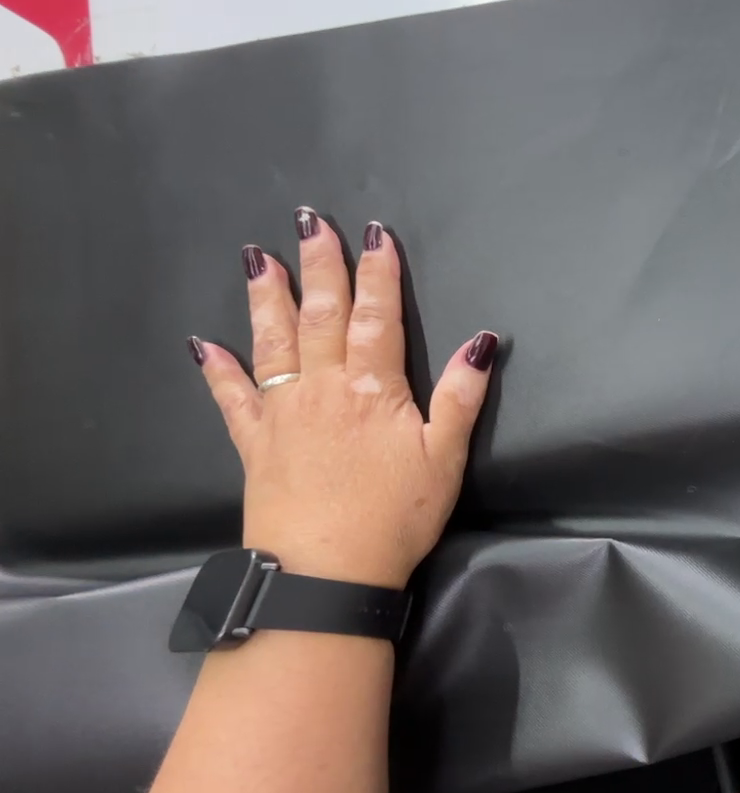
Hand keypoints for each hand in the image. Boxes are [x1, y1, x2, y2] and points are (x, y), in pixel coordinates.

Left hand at [188, 209, 497, 588]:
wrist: (326, 569)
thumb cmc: (399, 511)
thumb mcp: (447, 454)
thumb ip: (462, 394)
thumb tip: (482, 340)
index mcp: (373, 389)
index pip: (378, 319)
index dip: (379, 275)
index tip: (376, 235)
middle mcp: (322, 389)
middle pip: (322, 317)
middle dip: (321, 268)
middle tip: (312, 223)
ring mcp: (282, 413)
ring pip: (275, 343)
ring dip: (270, 299)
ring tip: (261, 260)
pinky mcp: (255, 442)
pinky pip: (232, 396)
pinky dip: (218, 368)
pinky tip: (204, 343)